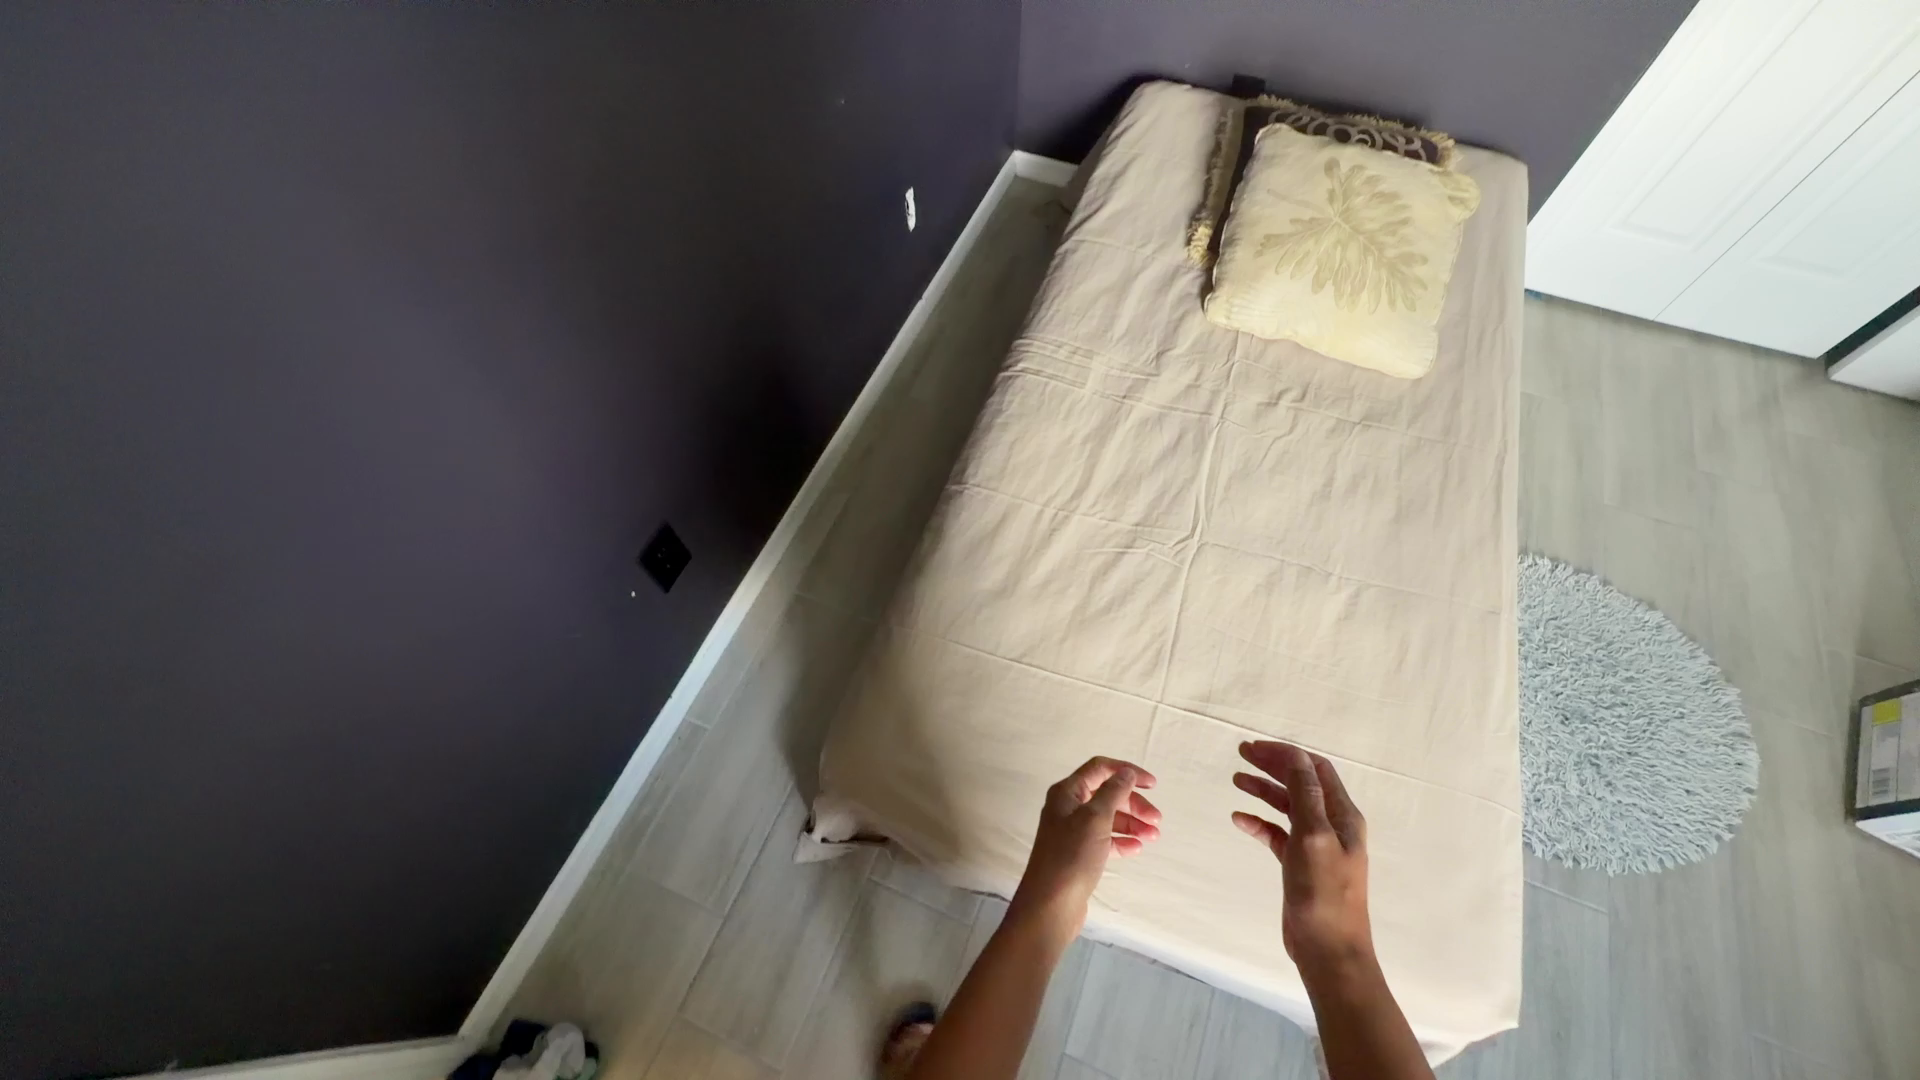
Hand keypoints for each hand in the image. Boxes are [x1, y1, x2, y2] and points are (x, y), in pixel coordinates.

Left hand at [1009, 757, 1160, 942]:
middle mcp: (1068, 807)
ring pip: (1108, 818)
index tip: (1153, 785)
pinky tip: (1136, 849)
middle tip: (1157, 820)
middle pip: (1106, 794)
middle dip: (1133, 803)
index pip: (1100, 769)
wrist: (1050, 905)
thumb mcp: (1095, 819)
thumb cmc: (1072, 856)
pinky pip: (1104, 840)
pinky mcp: (1079, 854)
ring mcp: (1072, 832)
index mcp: (1067, 792)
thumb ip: (1113, 792)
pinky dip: (1121, 841)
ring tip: (1153, 837)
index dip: (1127, 771)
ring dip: (1131, 823)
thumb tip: (1126, 772)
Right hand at [1231, 741, 1372, 975]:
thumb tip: (1297, 757)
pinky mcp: (1299, 864)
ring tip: (1235, 779)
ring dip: (1263, 790)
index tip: (1255, 747)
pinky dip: (1259, 822)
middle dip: (1272, 766)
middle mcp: (1331, 825)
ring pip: (1287, 806)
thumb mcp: (1314, 838)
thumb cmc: (1324, 894)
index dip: (1286, 754)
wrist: (1328, 952)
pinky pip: (1277, 833)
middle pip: (1300, 783)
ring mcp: (1315, 845)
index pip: (1315, 770)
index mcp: (1341, 816)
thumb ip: (1306, 796)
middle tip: (1241, 753)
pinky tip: (1239, 820)